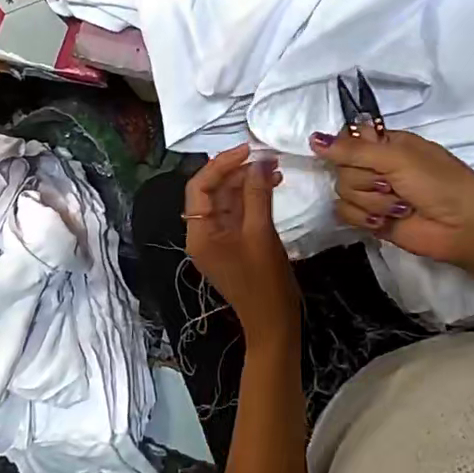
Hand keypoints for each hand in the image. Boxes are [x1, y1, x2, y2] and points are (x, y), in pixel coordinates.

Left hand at [184, 144, 299, 339]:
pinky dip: (253, 199)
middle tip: (265, 157)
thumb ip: (258, 194)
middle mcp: (202, 234)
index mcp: (199, 233)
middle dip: (236, 172)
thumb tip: (260, 161)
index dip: (221, 165)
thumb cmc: (264, 282)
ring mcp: (218, 240)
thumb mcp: (261, 234)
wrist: (273, 323)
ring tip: (274, 170)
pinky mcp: (233, 244)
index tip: (247, 150)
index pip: (199, 187)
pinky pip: (238, 214)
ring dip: (247, 183)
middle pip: (212, 192)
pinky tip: (272, 186)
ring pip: (227, 201)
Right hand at [310, 128, 473, 267]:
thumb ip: (354, 150)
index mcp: (386, 144)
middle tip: (392, 185)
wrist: (463, 227)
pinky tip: (386, 221)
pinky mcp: (368, 218)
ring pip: (342, 191)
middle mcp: (376, 166)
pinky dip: (364, 217)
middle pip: (341, 168)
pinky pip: (344, 212)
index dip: (347, 149)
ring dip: (371, 201)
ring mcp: (372, 194)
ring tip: (399, 206)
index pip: (347, 139)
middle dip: (365, 180)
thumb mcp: (398, 158)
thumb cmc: (439, 183)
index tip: (361, 156)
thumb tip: (313, 140)